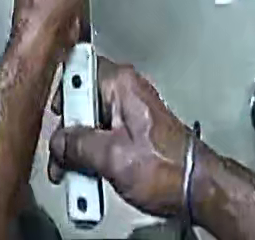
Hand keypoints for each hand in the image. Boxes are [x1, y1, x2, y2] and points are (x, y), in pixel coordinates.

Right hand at [46, 59, 191, 218]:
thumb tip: (57, 141)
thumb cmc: (167, 168)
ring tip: (75, 173)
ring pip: (89, 118)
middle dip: (68, 129)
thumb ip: (78, 145)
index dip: (61, 90)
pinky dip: (93, 151)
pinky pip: (102, 131)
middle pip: (80, 97)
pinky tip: (90, 173)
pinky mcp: (132, 127)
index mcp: (120, 82)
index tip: (56, 116)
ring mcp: (129, 108)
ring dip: (78, 146)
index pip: (78, 66)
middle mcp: (124, 88)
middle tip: (61, 155)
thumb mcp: (113, 157)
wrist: (197, 188)